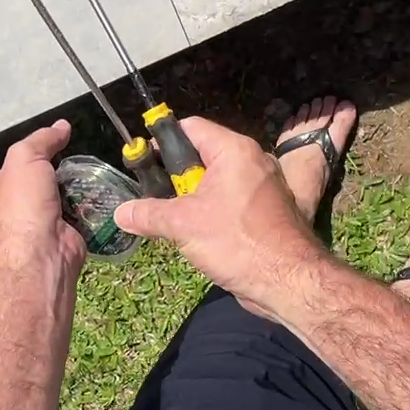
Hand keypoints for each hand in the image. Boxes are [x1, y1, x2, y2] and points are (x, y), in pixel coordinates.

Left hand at [0, 120, 86, 275]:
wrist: (42, 252)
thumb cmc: (23, 204)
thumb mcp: (25, 157)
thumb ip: (42, 139)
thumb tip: (62, 126)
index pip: (11, 168)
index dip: (32, 156)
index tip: (53, 149)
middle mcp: (7, 212)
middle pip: (36, 184)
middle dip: (55, 176)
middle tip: (74, 166)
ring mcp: (33, 228)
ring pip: (57, 200)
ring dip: (73, 192)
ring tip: (90, 178)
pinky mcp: (57, 238)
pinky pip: (73, 216)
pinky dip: (85, 209)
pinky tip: (96, 199)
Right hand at [113, 117, 327, 316]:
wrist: (288, 281)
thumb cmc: (236, 242)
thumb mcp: (182, 225)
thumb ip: (148, 213)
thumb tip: (121, 213)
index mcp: (234, 150)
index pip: (191, 127)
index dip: (162, 141)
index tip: (144, 163)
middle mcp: (253, 160)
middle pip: (203, 155)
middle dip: (176, 177)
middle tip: (157, 197)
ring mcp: (264, 186)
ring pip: (217, 181)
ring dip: (193, 198)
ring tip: (175, 220)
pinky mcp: (268, 210)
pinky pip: (232, 200)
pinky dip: (213, 211)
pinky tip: (199, 235)